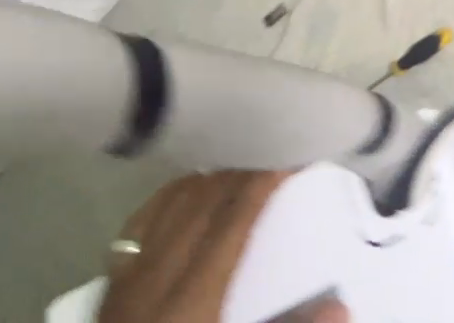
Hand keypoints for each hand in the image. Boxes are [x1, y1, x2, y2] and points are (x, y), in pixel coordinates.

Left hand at [99, 170, 349, 322]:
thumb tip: (343, 305)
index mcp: (196, 295)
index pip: (236, 218)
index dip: (264, 180)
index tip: (292, 153)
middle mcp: (160, 274)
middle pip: (204, 202)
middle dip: (241, 169)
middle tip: (274, 148)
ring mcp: (129, 279)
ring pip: (171, 204)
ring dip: (207, 177)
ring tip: (238, 161)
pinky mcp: (110, 288)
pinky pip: (138, 224)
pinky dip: (166, 197)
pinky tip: (181, 190)